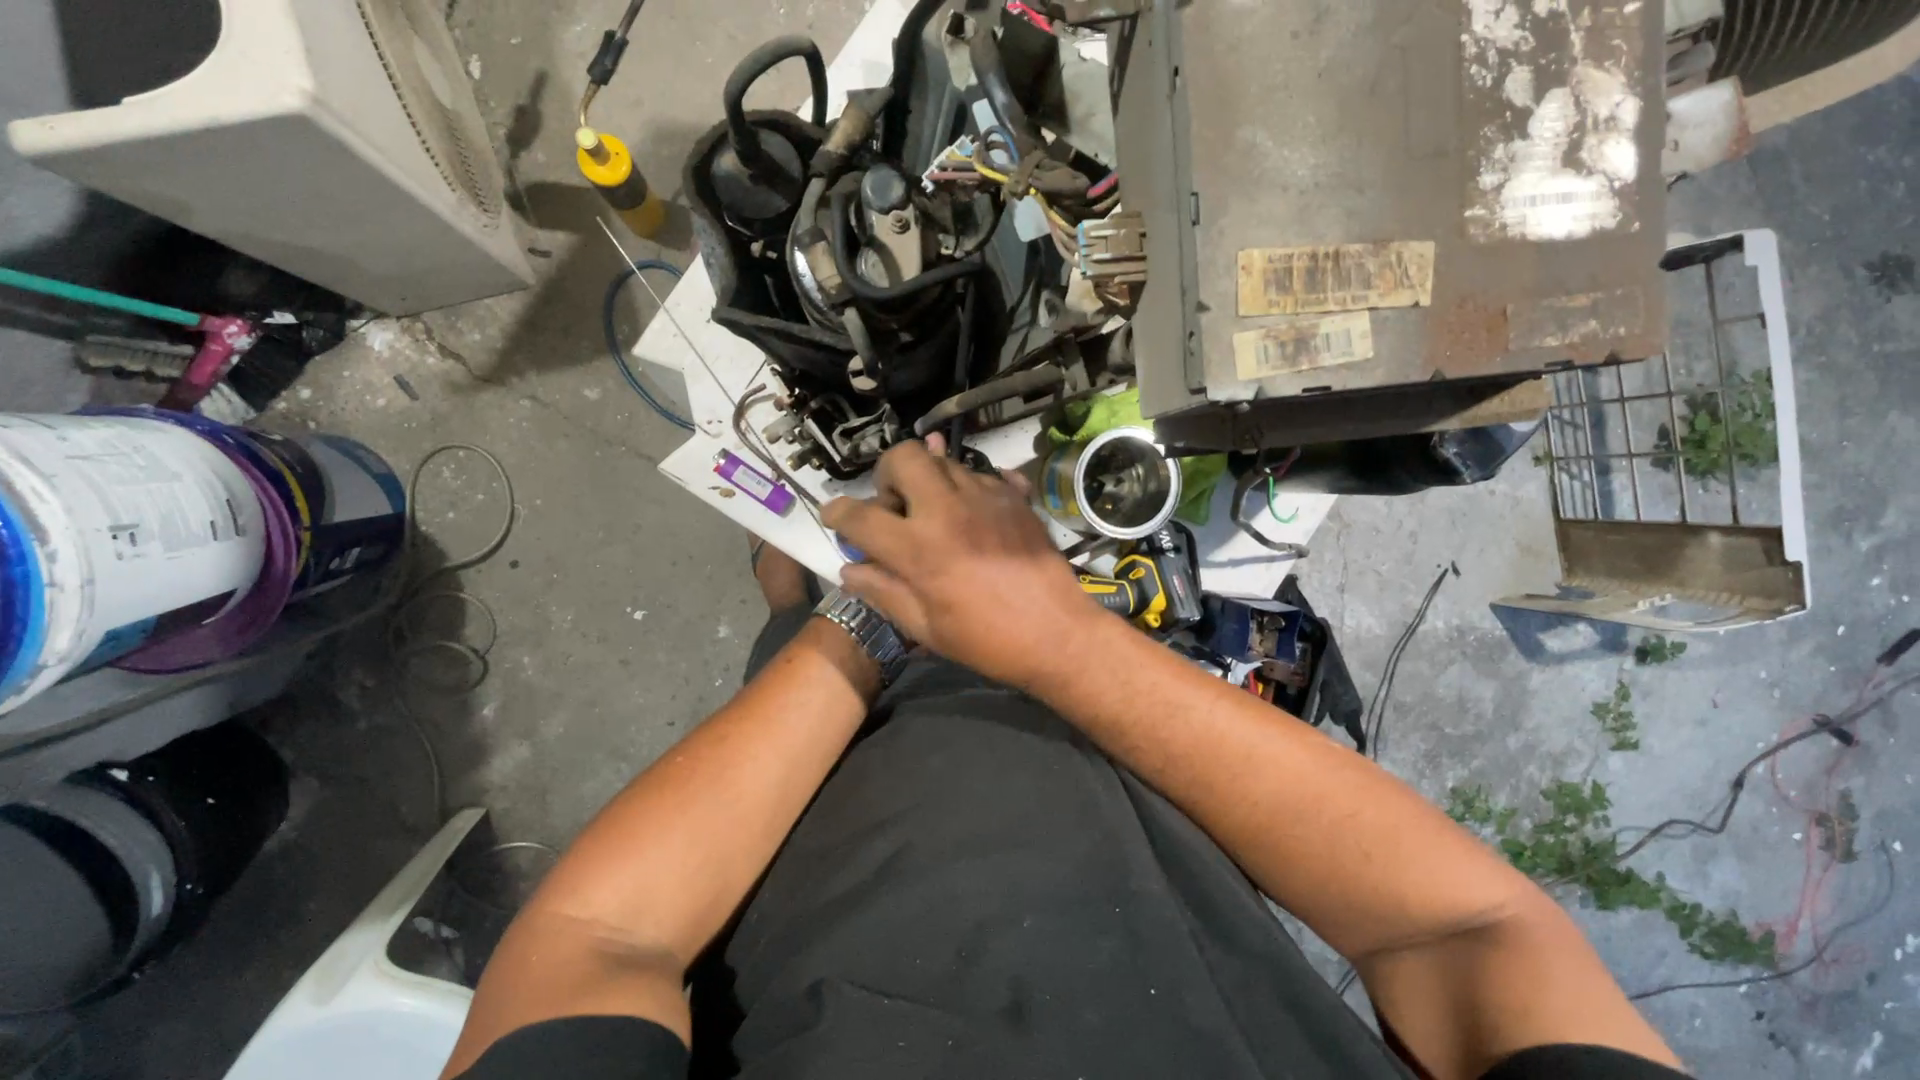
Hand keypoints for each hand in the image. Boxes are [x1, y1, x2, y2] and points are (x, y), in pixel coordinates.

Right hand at [820, 435, 1107, 688]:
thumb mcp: (925, 628)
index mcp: (918, 548)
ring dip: (927, 479)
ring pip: (942, 461)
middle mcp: (947, 509)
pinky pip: (980, 473)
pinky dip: (965, 487)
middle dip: (887, 473)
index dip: (838, 513)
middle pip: (903, 456)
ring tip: (932, 510)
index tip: (833, 516)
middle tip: (893, 504)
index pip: (861, 515)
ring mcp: (985, 496)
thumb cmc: (987, 641)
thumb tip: (850, 570)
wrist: (1058, 634)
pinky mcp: (1014, 497)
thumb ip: (884, 592)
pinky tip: (969, 513)